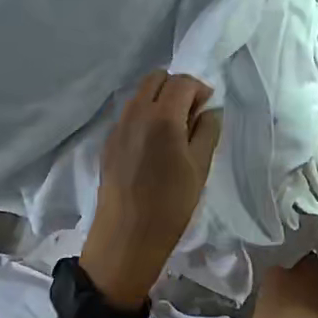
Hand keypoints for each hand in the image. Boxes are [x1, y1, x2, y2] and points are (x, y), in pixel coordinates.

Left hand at [80, 70, 223, 308]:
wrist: (126, 238)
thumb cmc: (171, 205)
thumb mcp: (200, 168)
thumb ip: (207, 131)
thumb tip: (208, 111)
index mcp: (163, 117)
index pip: (182, 82)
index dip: (199, 89)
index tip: (208, 107)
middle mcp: (136, 113)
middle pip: (156, 79)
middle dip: (177, 88)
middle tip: (191, 114)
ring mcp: (118, 127)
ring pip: (140, 95)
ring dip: (159, 101)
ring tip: (174, 131)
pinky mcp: (108, 142)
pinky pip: (129, 115)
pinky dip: (144, 116)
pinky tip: (154, 146)